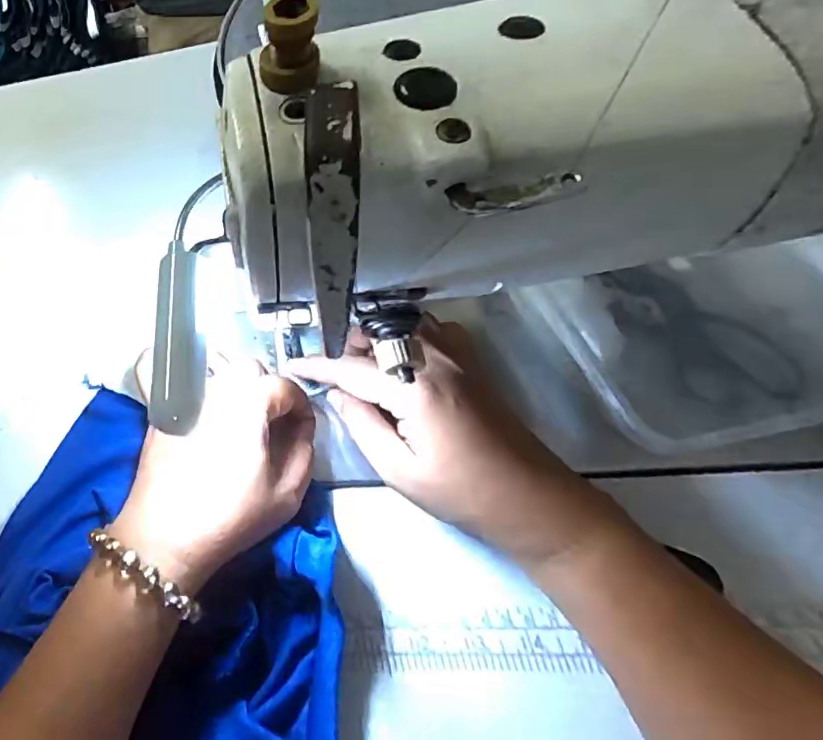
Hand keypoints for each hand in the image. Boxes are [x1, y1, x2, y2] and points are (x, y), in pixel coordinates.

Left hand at [111, 356, 316, 594]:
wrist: (163, 539)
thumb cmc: (229, 517)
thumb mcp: (286, 493)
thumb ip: (304, 449)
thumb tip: (301, 425)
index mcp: (250, 401)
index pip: (285, 386)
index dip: (300, 406)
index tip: (301, 429)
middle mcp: (217, 387)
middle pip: (251, 371)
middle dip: (268, 391)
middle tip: (272, 424)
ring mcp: (187, 397)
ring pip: (221, 376)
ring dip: (238, 392)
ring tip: (241, 426)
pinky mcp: (164, 412)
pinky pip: (192, 392)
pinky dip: (207, 401)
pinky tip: (211, 435)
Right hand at [283, 316, 624, 568]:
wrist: (528, 497)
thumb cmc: (462, 493)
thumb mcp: (400, 471)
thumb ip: (362, 425)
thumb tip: (337, 393)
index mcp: (415, 387)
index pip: (352, 366)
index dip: (319, 365)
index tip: (293, 364)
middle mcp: (435, 357)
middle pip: (377, 334)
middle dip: (347, 349)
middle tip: (329, 376)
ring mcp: (457, 354)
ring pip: (402, 325)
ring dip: (375, 340)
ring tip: (360, 370)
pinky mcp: (470, 360)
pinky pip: (429, 330)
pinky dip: (405, 336)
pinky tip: (399, 362)